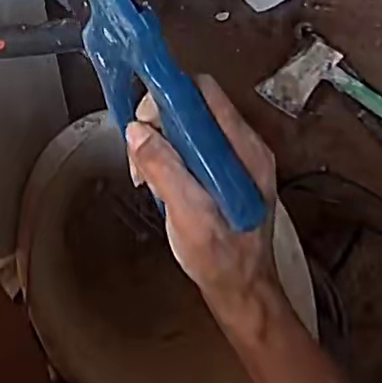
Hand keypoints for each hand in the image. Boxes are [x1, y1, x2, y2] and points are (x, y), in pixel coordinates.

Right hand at [126, 75, 281, 320]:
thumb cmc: (221, 259)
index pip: (204, 92)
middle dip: (157, 121)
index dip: (170, 95)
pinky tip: (156, 178)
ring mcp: (231, 154)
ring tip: (145, 172)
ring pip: (183, 120)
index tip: (145, 118)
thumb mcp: (190, 218)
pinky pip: (184, 140)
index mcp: (245, 151)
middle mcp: (242, 144)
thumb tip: (137, 130)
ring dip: (156, 139)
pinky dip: (163, 152)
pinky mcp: (219, 165)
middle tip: (140, 151)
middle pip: (190, 102)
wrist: (241, 290)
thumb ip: (165, 171)